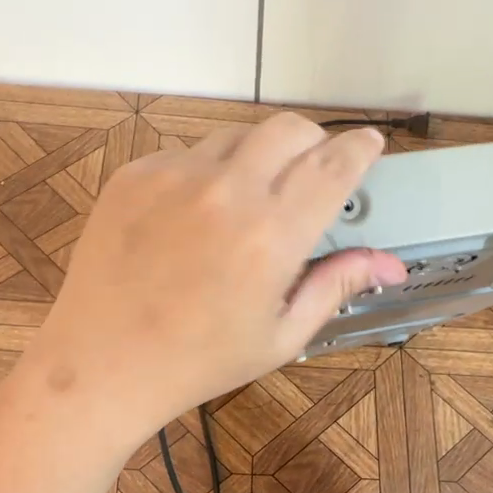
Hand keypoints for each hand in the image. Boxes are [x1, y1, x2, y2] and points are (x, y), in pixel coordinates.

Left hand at [27, 113, 406, 429]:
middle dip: (314, 143)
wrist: (103, 363)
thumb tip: (389, 264)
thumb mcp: (280, 336)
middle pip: (290, 129)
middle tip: (314, 172)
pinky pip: (189, 154)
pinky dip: (207, 174)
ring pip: (238, 137)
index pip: (333, 167)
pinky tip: (197, 220)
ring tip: (249, 206)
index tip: (369, 143)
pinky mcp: (136, 175)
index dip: (360, 149)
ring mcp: (175, 177)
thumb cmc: (198, 362)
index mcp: (270, 238)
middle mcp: (226, 193)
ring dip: (259, 158)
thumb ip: (336, 287)